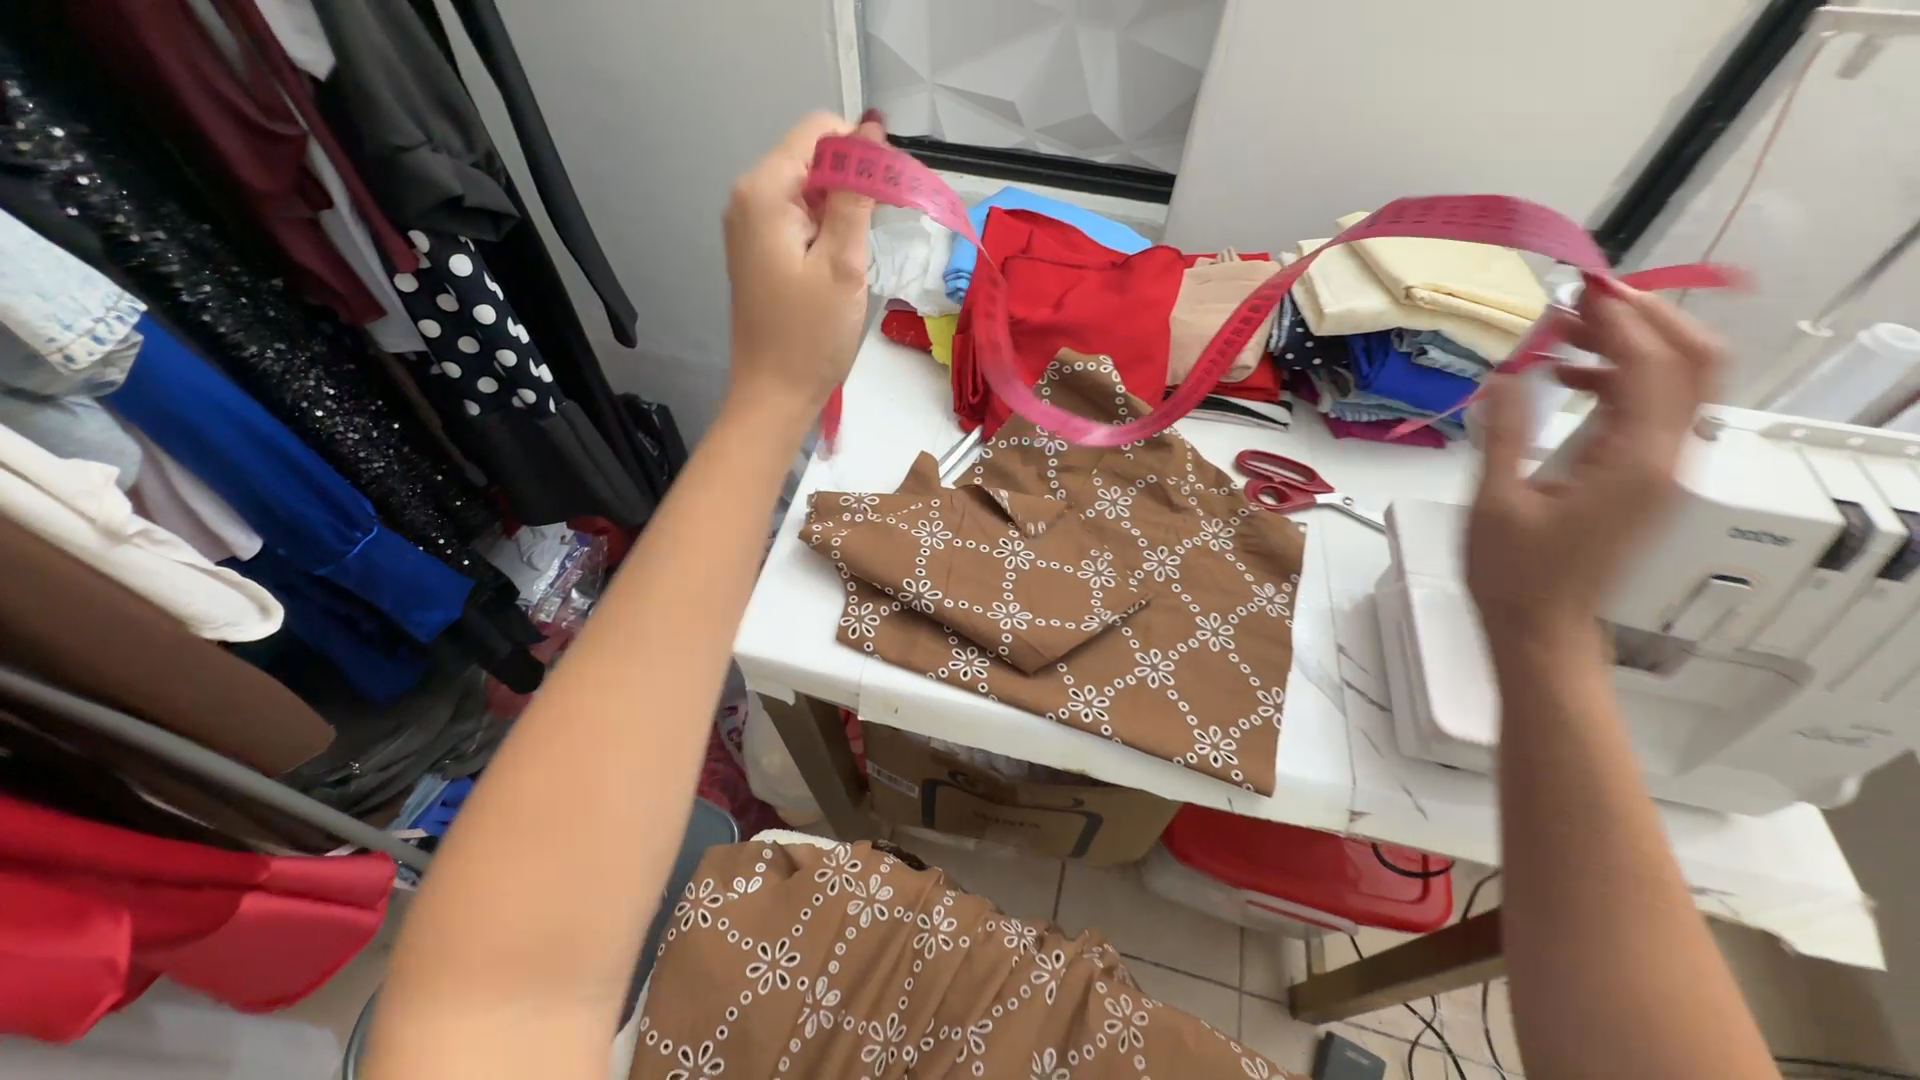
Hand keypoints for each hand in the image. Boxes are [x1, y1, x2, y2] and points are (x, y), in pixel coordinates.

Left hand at [723, 111, 883, 413]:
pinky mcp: (758, 247)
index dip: (860, 149)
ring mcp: (749, 223)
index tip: (887, 192)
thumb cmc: (810, 336)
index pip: (818, 131)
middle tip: (877, 229)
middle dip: (852, 179)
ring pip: (808, 187)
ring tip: (857, 254)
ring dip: (841, 207)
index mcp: (763, 191)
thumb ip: (855, 193)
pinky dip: (825, 227)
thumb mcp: (842, 263)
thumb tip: (871, 132)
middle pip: (811, 156)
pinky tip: (840, 262)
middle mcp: (747, 196)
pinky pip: (797, 215)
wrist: (773, 394)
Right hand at [1467, 277, 1722, 643]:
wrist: (1542, 629)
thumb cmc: (1514, 575)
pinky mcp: (1646, 479)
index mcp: (1633, 462)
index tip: (1578, 289)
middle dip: (1644, 320)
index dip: (1620, 318)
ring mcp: (1661, 469)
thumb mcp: (1495, 501)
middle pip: (1693, 362)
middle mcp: (1665, 459)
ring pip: (1677, 382)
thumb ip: (1505, 433)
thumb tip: (1505, 375)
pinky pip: (1653, 410)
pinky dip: (1621, 380)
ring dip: (1631, 346)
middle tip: (1582, 302)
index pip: (1652, 364)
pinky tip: (1570, 380)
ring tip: (1566, 333)